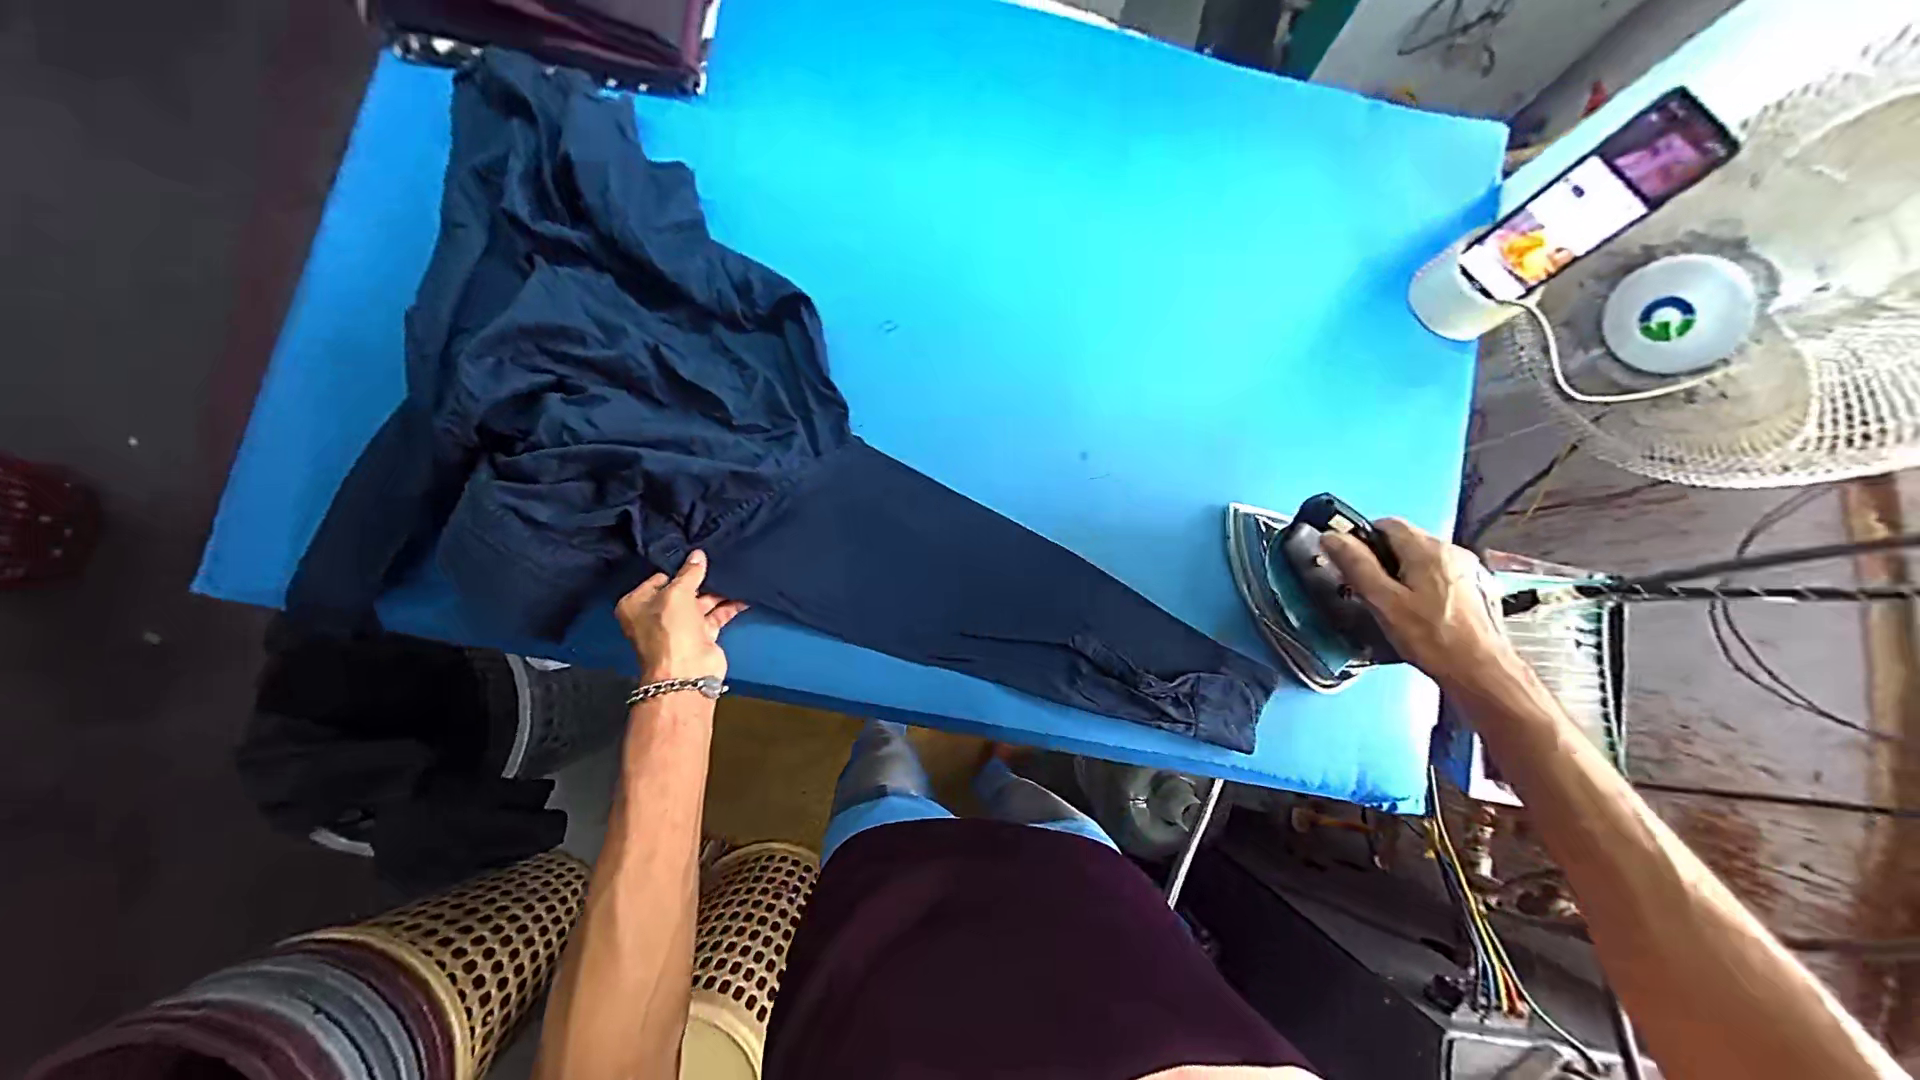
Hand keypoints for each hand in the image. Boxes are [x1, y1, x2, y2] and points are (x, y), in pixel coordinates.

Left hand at [615, 550, 748, 682]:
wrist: (687, 672)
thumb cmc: (671, 629)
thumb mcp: (677, 593)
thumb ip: (690, 573)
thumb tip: (698, 554)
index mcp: (637, 604)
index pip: (659, 578)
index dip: (679, 568)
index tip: (698, 555)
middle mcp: (657, 615)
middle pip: (682, 590)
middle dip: (702, 579)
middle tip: (721, 560)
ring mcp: (680, 626)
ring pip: (702, 602)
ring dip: (719, 591)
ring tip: (736, 572)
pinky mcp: (702, 636)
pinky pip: (716, 615)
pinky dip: (730, 605)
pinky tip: (744, 593)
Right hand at [1319, 519, 1514, 689]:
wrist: (1482, 670)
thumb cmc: (1430, 637)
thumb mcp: (1382, 601)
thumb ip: (1356, 565)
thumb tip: (1332, 537)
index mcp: (1427, 549)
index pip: (1386, 523)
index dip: (1363, 539)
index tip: (1352, 564)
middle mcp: (1453, 551)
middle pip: (1406, 541)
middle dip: (1383, 559)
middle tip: (1371, 590)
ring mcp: (1470, 569)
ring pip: (1424, 558)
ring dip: (1404, 572)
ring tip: (1396, 604)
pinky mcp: (1479, 587)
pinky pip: (1442, 574)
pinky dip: (1426, 584)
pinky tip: (1423, 612)